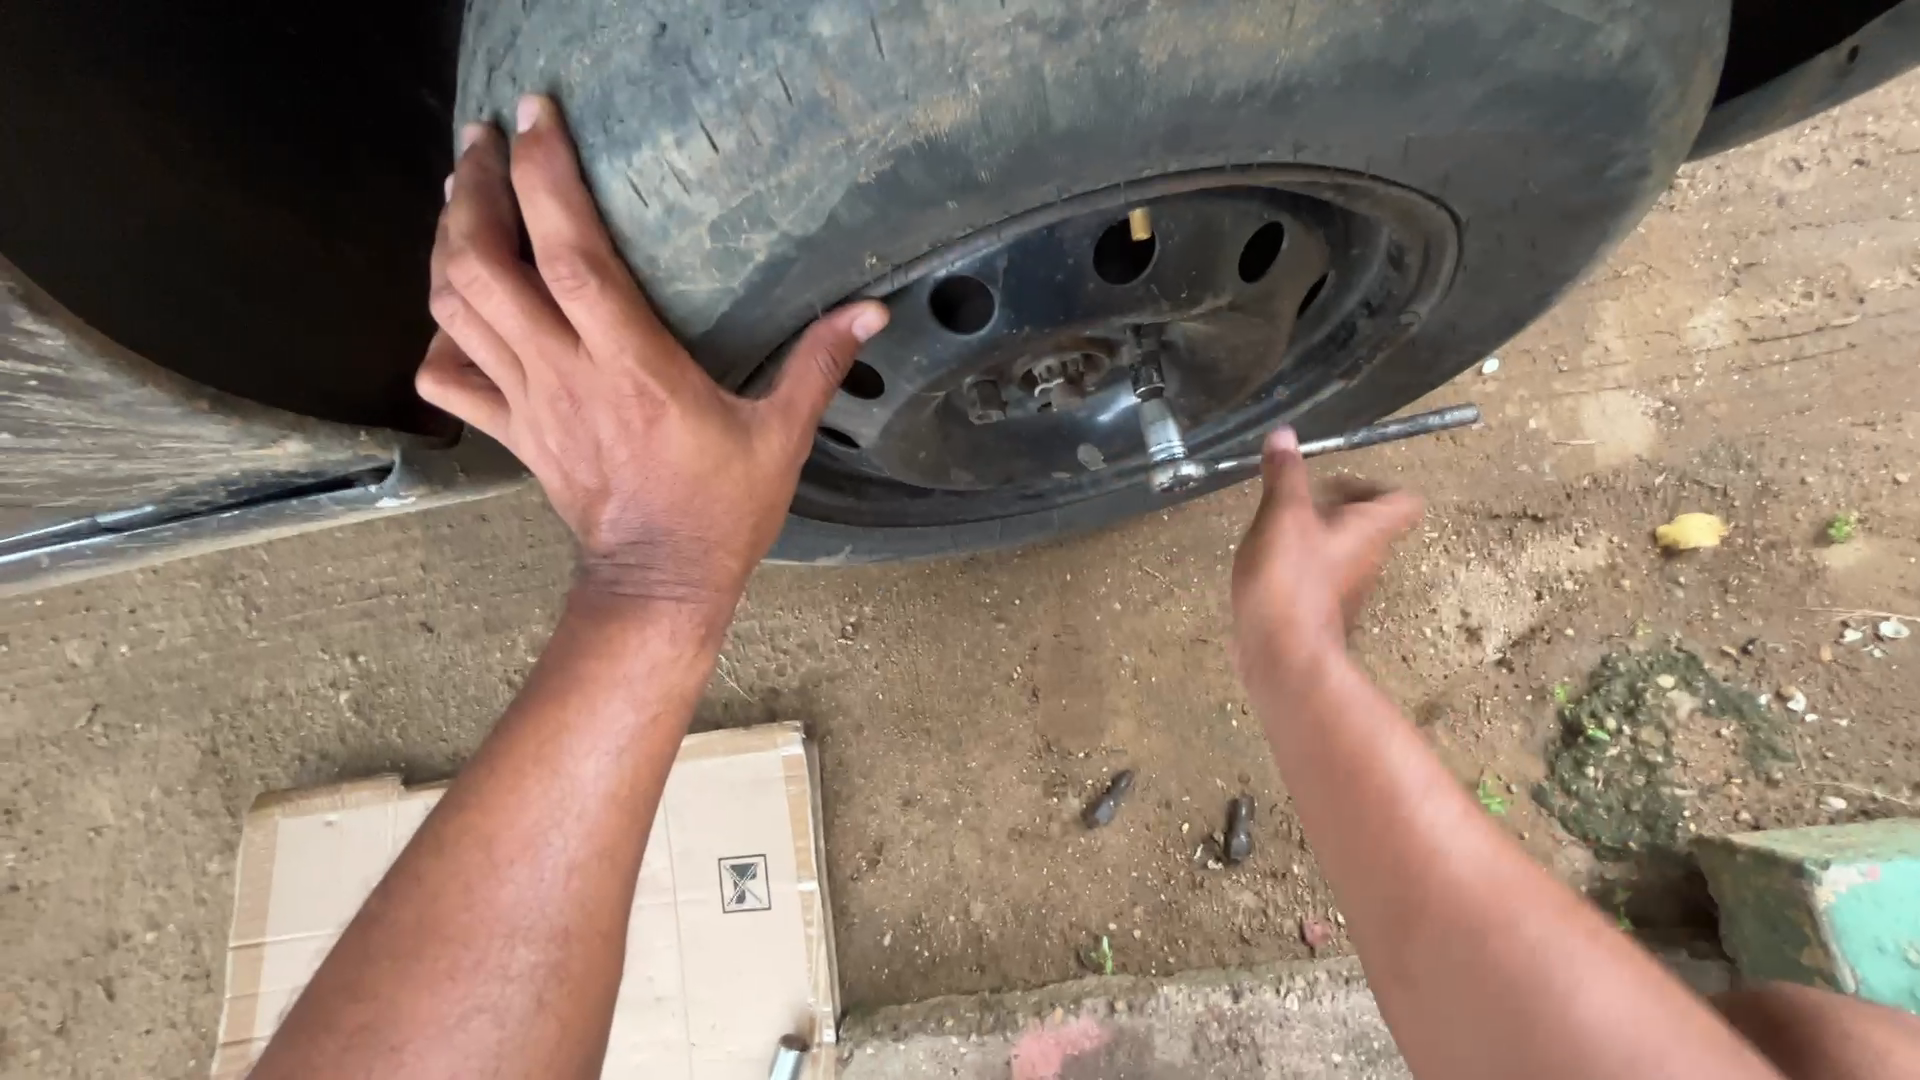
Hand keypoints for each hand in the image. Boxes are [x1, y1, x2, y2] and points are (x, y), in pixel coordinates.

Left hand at [416, 95, 888, 617]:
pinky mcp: (513, 433)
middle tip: (488, 143)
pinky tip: (461, 310)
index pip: (571, 256)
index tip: (537, 116)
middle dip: (474, 191)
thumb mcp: (784, 436)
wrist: (663, 582)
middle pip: (482, 266)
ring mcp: (529, 406)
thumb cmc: (724, 511)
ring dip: (447, 243)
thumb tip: (872, 311)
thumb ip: (819, 365)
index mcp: (634, 369)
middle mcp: (566, 376)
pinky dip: (439, 332)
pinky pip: (448, 375)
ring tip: (466, 198)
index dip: (547, 178)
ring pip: (452, 309)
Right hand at [1230, 426, 1423, 690]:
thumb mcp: (1282, 515)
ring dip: (1311, 538)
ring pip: (1339, 552)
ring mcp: (1346, 590)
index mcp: (1370, 530)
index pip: (1401, 500)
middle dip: (1331, 509)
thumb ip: (1284, 475)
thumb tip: (1284, 435)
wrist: (1281, 652)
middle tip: (1294, 505)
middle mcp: (1368, 560)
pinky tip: (1265, 569)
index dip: (1373, 485)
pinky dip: (1296, 567)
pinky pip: (1316, 578)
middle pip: (1366, 526)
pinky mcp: (1319, 612)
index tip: (1331, 483)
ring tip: (1273, 534)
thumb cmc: (1290, 578)